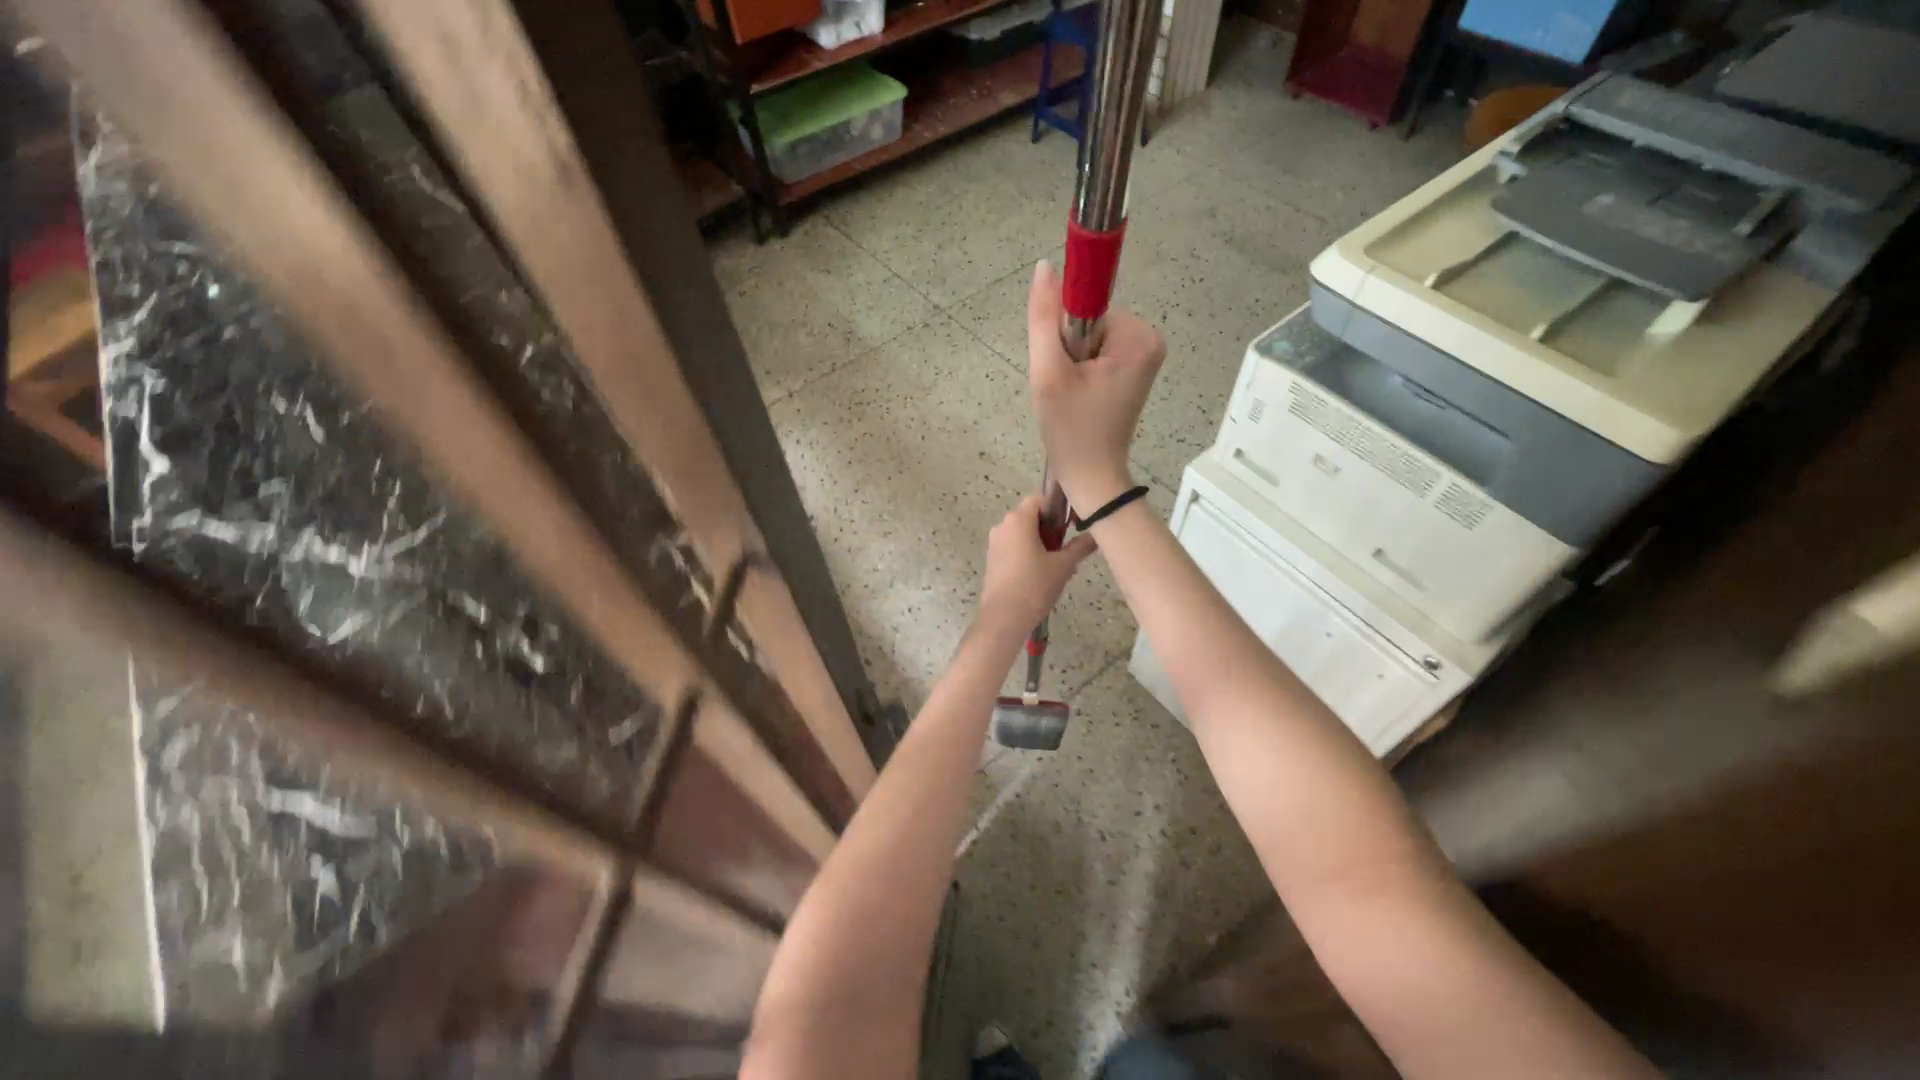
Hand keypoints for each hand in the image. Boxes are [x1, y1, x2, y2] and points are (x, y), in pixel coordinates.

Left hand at [977, 494, 1098, 635]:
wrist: (1003, 618)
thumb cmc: (1034, 586)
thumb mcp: (1063, 565)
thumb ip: (1080, 546)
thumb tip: (1096, 535)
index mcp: (1018, 519)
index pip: (1041, 498)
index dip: (1058, 507)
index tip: (1072, 524)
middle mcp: (1003, 525)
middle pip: (1032, 516)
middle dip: (1051, 529)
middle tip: (1067, 549)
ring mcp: (995, 543)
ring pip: (1023, 534)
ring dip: (1041, 543)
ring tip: (1058, 566)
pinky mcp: (993, 559)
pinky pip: (1015, 547)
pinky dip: (1029, 554)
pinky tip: (1042, 575)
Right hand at [1027, 259, 1166, 508]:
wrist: (1091, 475)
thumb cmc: (1070, 429)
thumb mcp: (1048, 372)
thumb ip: (1044, 317)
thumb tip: (1044, 266)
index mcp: (1138, 336)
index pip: (1086, 308)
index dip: (1064, 334)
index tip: (1063, 367)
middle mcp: (1150, 339)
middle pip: (1090, 321)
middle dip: (1069, 350)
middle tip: (1064, 387)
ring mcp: (1145, 355)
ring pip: (1091, 337)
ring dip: (1073, 361)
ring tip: (1071, 395)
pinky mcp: (1136, 369)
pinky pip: (1099, 351)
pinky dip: (1082, 370)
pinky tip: (1080, 396)